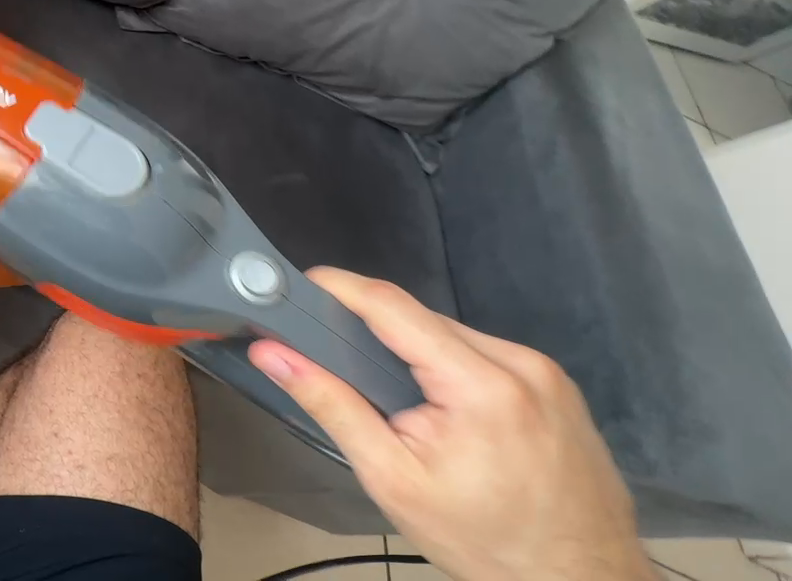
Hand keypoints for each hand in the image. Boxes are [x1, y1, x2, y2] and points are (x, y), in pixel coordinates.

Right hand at [248, 268, 650, 580]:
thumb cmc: (480, 540)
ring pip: (449, 332)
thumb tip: (268, 351)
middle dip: (369, 327)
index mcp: (481, 383)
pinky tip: (433, 403)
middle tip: (327, 352)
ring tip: (381, 388)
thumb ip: (329, 403)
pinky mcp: (559, 389)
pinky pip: (481, 353)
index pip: (391, 304)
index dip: (337, 286)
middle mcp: (521, 364)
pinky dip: (444, 364)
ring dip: (408, 347)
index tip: (294, 287)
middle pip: (420, 317)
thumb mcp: (390, 477)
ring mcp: (548, 375)